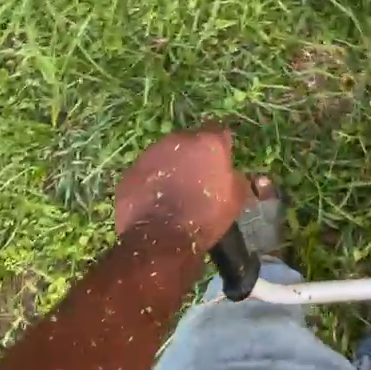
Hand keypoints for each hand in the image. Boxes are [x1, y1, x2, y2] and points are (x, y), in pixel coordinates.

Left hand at [114, 127, 248, 248]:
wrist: (159, 238)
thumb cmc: (205, 216)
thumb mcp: (236, 200)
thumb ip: (238, 179)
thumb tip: (234, 174)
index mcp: (208, 142)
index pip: (218, 131)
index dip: (221, 147)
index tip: (221, 163)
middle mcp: (179, 139)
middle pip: (190, 141)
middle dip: (195, 156)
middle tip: (198, 180)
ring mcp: (152, 153)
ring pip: (167, 154)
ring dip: (172, 167)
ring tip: (175, 193)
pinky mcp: (132, 170)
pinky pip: (148, 171)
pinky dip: (152, 181)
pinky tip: (156, 201)